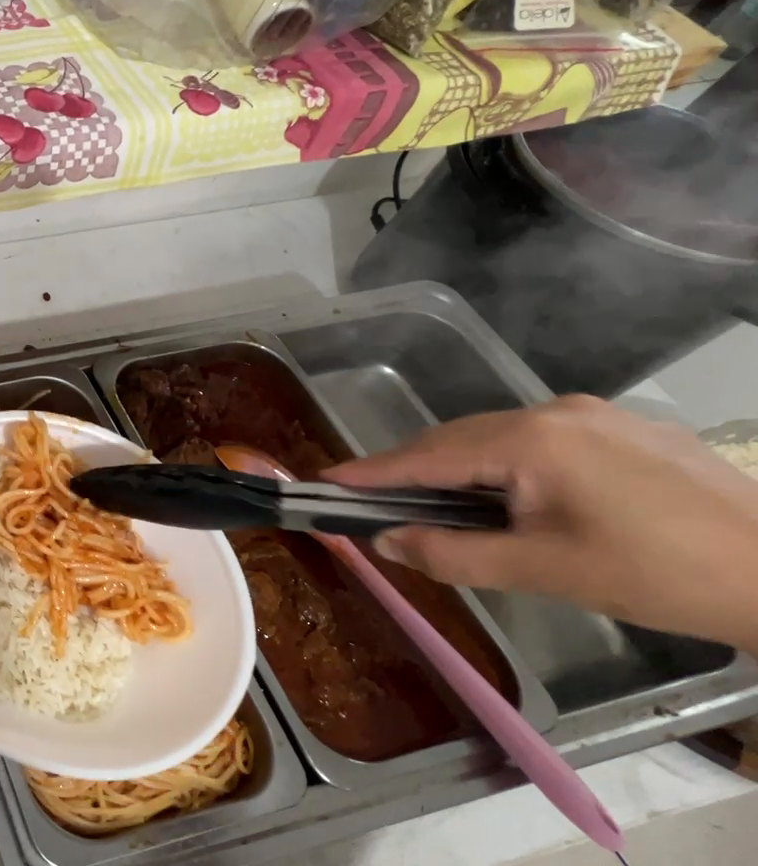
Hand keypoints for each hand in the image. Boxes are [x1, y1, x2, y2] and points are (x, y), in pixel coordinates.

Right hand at [323, 396, 757, 652]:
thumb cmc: (660, 575)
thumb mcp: (544, 571)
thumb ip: (451, 553)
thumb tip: (385, 541)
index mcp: (531, 440)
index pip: (426, 456)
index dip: (371, 472)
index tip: (324, 480)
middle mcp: (555, 411)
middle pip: (456, 439)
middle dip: (412, 471)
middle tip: (374, 501)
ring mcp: (594, 414)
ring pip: (496, 437)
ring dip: (459, 468)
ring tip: (439, 504)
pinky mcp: (625, 428)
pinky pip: (538, 439)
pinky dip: (504, 464)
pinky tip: (509, 495)